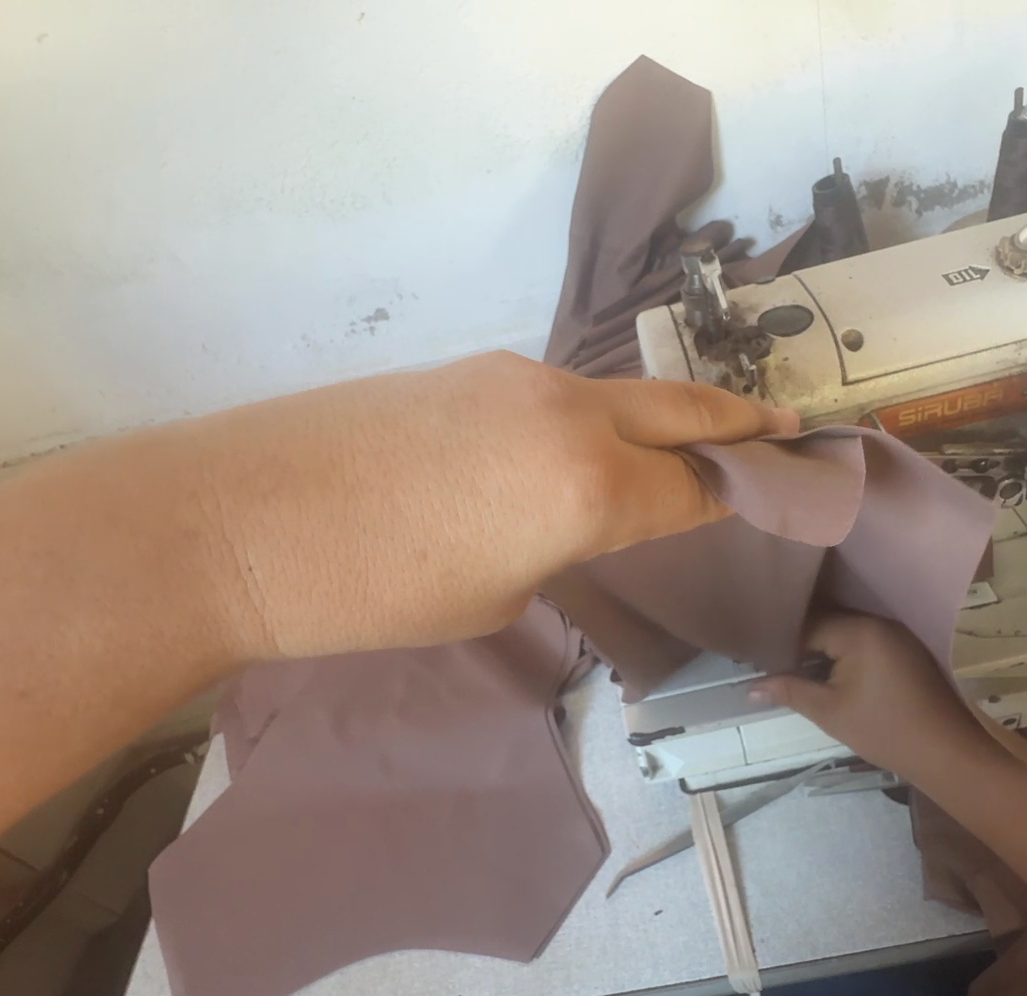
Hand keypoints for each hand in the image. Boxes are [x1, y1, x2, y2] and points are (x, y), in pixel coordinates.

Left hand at [177, 351, 797, 657]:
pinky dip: (595, 417)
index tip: (783, 490)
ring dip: (665, 417)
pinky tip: (581, 445)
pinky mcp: (473, 368)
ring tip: (694, 439)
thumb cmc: (372, 595)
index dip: (741, 491)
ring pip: (621, 396)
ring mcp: (519, 379)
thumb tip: (577, 521)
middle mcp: (570, 417)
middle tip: (789, 430)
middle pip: (682, 412)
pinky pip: (561, 394)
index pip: (693, 486)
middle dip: (742, 424)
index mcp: (588, 490)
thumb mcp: (495, 597)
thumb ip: (560, 548)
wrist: (238, 521)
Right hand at [750, 613, 998, 775]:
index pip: (807, 626)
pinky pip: (866, 642)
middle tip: (776, 666)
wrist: (947, 753)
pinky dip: (846, 655)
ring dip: (824, 650)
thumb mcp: (828, 711)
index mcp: (859, 631)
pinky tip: (832, 675)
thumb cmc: (883, 730)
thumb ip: (788, 691)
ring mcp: (897, 635)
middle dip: (802, 645)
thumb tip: (749, 687)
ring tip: (799, 671)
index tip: (761, 660)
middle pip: (827, 625)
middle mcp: (879, 623)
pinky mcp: (907, 650)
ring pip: (846, 633)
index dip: (782, 644)